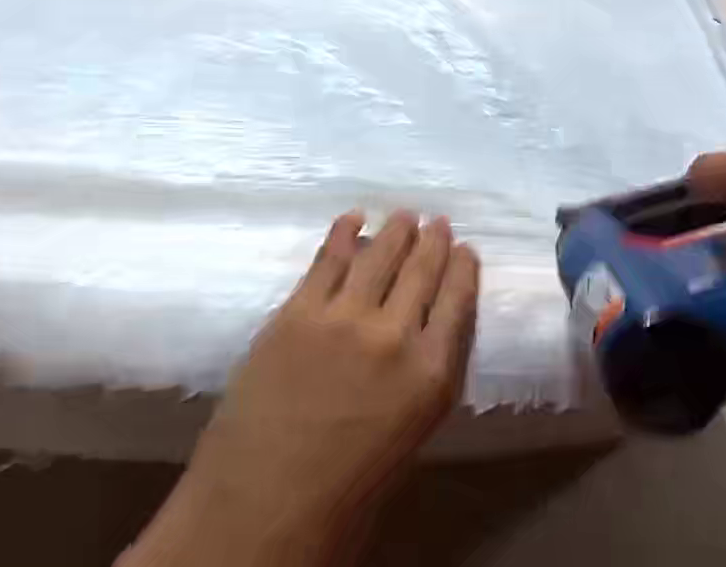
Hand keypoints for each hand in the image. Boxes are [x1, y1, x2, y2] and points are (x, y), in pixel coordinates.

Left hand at [122, 212, 479, 566]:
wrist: (260, 510)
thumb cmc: (346, 492)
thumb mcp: (411, 433)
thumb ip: (422, 374)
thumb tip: (422, 328)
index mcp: (431, 375)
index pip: (459, 302)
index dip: (463, 269)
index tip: (465, 248)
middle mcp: (394, 335)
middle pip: (422, 271)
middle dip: (433, 241)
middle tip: (437, 221)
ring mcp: (343, 318)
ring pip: (378, 256)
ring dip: (395, 230)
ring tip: (404, 215)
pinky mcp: (297, 311)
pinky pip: (327, 260)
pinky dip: (343, 233)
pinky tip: (352, 218)